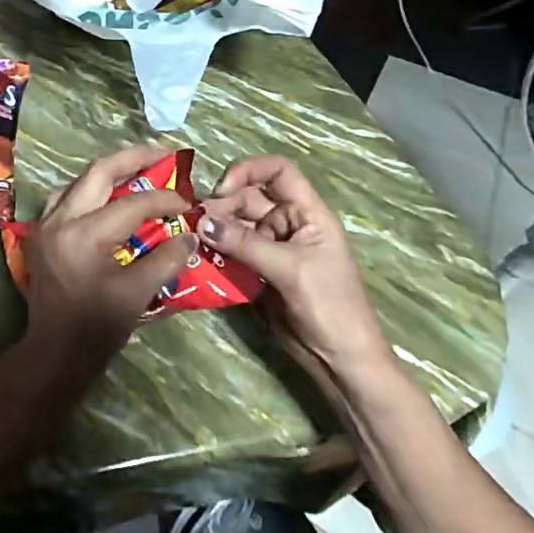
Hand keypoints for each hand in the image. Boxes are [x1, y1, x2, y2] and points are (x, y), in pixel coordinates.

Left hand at [22, 146, 195, 361]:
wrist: (54, 352)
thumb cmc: (97, 328)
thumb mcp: (137, 294)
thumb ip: (165, 258)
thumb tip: (189, 234)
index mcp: (83, 236)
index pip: (130, 204)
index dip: (164, 199)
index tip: (188, 202)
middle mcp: (59, 220)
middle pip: (98, 173)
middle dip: (132, 159)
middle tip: (163, 153)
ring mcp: (44, 224)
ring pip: (78, 181)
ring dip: (108, 171)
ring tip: (138, 168)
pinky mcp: (40, 233)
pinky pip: (65, 197)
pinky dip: (88, 189)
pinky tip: (106, 194)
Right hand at [200, 156, 391, 377]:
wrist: (340, 361)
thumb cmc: (331, 307)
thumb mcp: (290, 269)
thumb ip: (245, 243)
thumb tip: (201, 222)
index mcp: (308, 213)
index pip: (278, 171)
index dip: (248, 171)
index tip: (222, 191)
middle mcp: (288, 224)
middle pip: (248, 198)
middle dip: (222, 206)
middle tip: (196, 224)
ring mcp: (272, 248)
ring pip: (235, 225)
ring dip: (214, 230)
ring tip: (193, 241)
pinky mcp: (258, 271)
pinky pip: (231, 252)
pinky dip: (215, 252)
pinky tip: (198, 258)